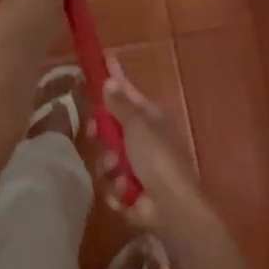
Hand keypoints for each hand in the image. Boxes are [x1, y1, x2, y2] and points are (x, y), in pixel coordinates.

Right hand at [89, 61, 206, 232]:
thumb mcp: (136, 125)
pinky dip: (117, 190)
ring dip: (110, 166)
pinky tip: (125, 194)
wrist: (172, 207)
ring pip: (108, 157)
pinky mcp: (132, 192)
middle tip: (96, 133)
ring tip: (119, 174)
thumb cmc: (157, 158)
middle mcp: (145, 139)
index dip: (115, 79)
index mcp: (151, 117)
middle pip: (112, 127)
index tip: (104, 60)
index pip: (127, 92)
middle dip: (103, 133)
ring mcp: (139, 167)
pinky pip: (112, 184)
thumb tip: (109, 80)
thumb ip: (119, 104)